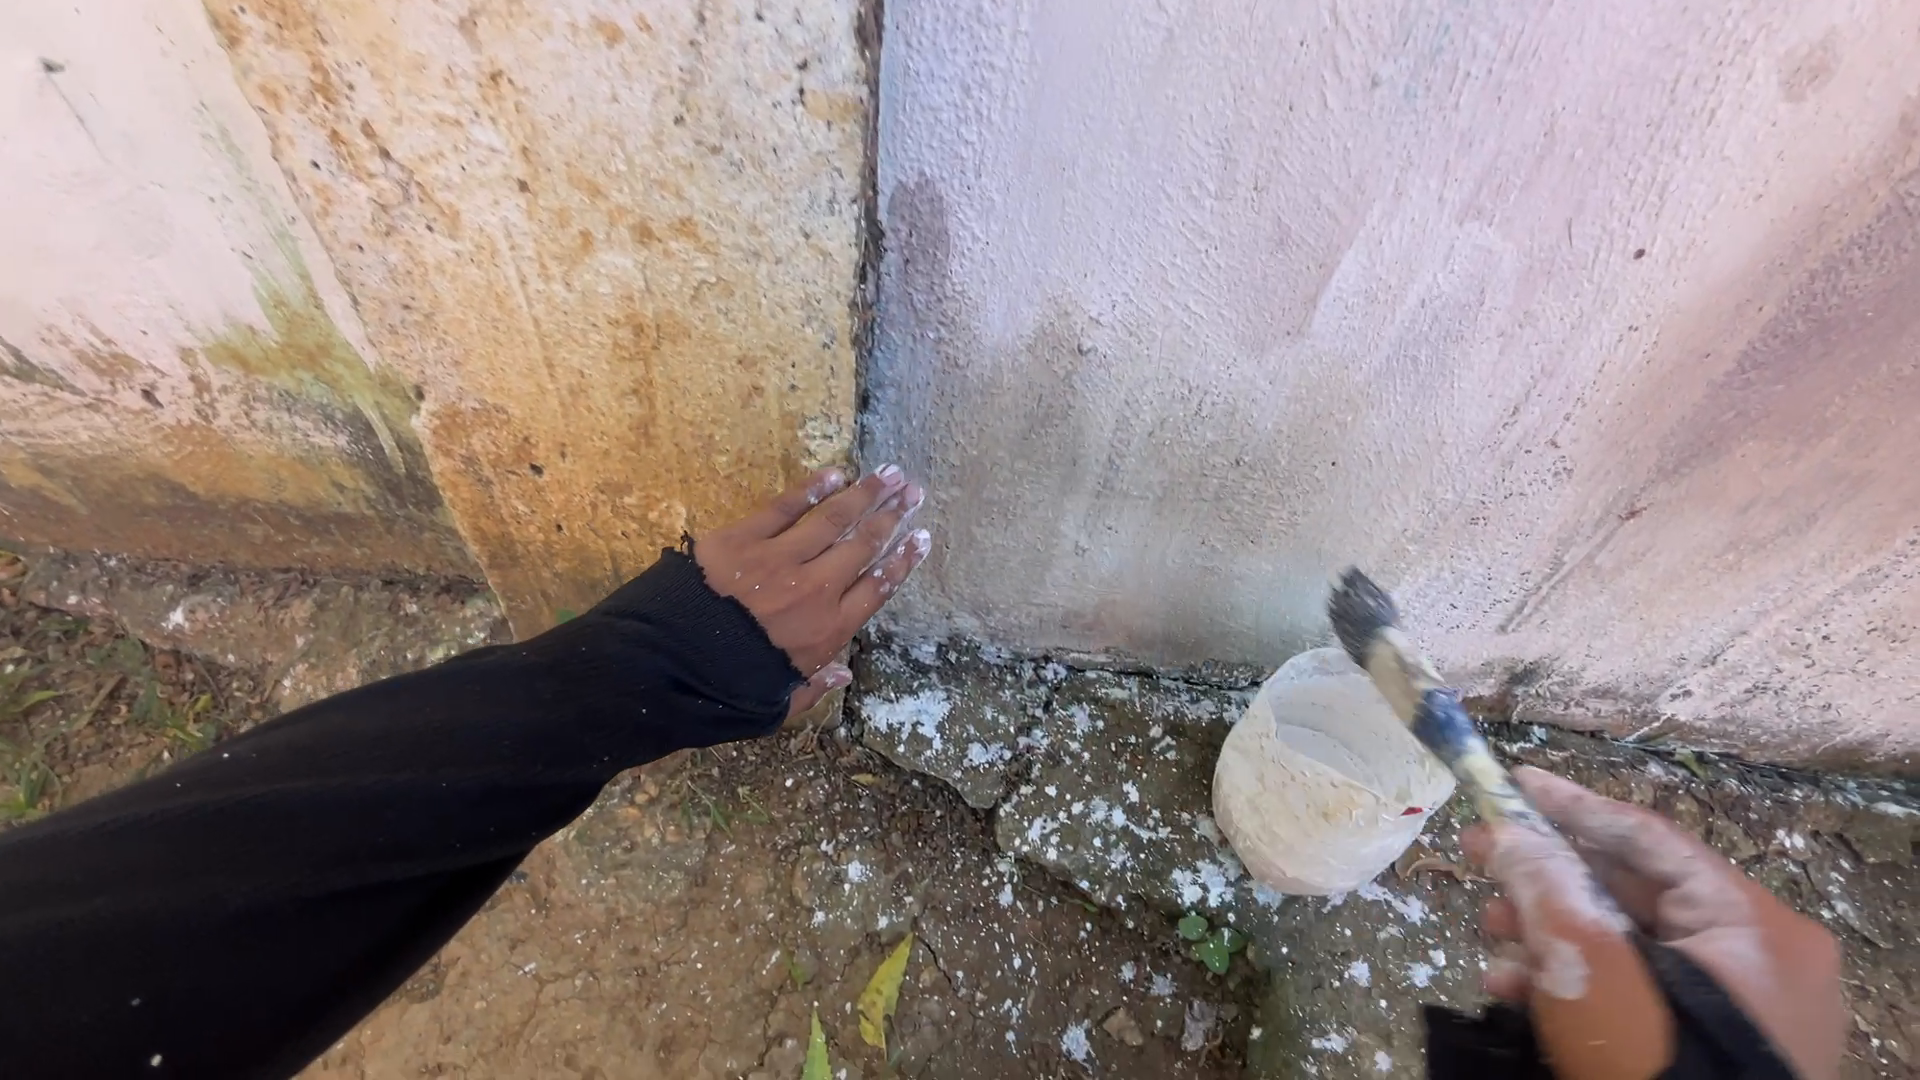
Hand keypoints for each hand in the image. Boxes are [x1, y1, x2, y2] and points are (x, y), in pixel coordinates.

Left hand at [694, 464, 929, 717]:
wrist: (662, 668)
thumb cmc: (720, 694)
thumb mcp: (775, 707)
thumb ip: (814, 688)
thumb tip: (845, 674)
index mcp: (827, 630)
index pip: (878, 587)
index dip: (903, 560)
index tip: (922, 537)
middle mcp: (815, 589)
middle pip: (864, 545)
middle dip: (893, 516)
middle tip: (915, 492)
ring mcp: (780, 559)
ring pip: (834, 520)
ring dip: (865, 494)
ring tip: (890, 473)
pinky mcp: (744, 538)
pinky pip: (785, 507)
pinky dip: (812, 489)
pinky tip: (835, 474)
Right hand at [1462, 767, 1844, 1079]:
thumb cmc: (1652, 1051)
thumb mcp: (1586, 956)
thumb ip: (1540, 877)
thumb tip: (1505, 831)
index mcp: (1752, 926)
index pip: (1647, 836)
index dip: (1570, 804)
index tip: (1510, 781)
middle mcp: (1750, 956)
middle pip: (1620, 884)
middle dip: (1537, 874)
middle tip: (1475, 854)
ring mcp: (1724, 1002)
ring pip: (1610, 932)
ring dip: (1537, 925)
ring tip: (1488, 934)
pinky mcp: (1693, 1034)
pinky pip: (1617, 978)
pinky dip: (1559, 970)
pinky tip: (1511, 983)